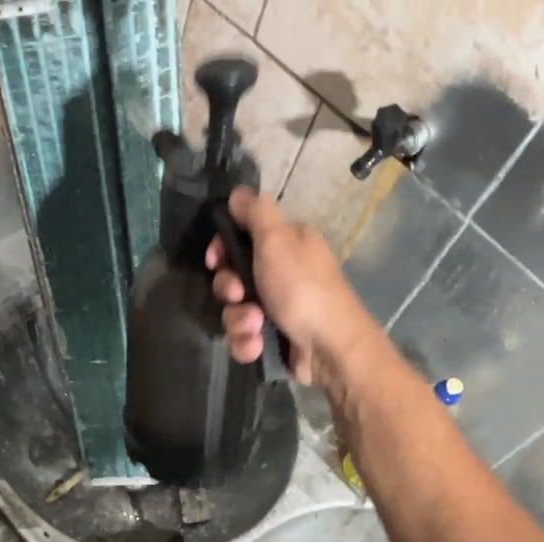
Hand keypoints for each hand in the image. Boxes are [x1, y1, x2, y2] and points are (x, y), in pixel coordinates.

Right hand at [207, 188, 381, 386]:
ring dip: (238, 321)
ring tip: (255, 327)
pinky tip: (256, 346)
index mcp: (287, 243)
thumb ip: (255, 213)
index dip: (223, 249)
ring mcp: (278, 307)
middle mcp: (282, 272)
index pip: (243, 237)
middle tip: (238, 294)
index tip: (216, 260)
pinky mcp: (273, 337)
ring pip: (236, 310)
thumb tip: (237, 193)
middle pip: (234, 276)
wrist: (327, 346)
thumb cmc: (302, 288)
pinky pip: (244, 336)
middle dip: (229, 289)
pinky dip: (246, 342)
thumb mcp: (277, 240)